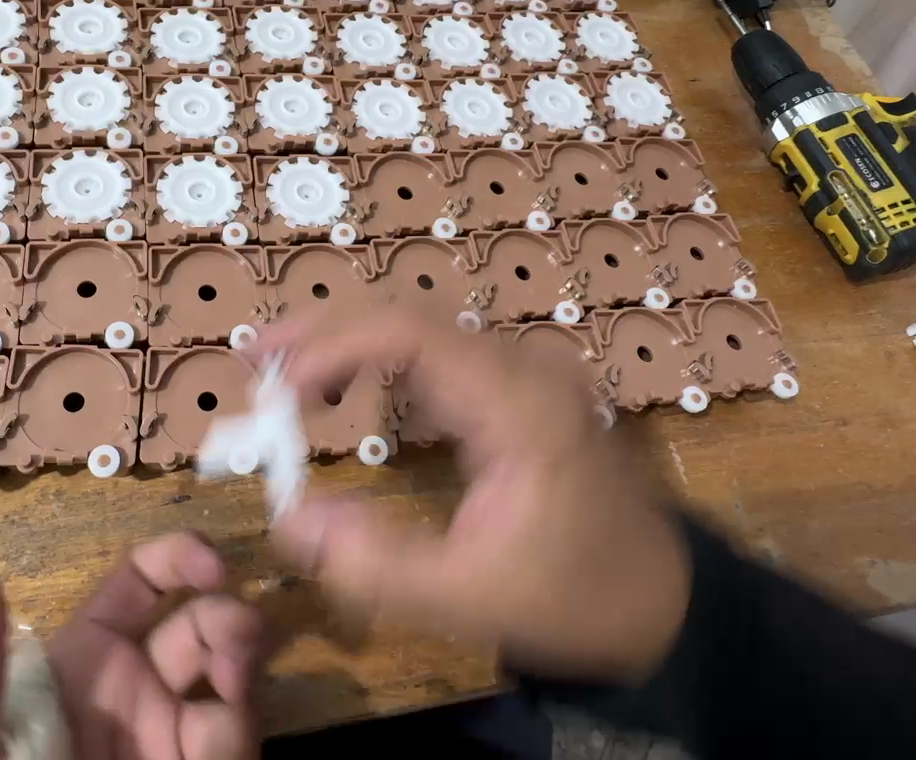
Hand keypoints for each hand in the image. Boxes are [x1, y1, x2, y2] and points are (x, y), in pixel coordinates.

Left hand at [0, 533, 269, 759]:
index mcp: (81, 662)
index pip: (142, 582)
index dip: (180, 558)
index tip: (215, 565)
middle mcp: (133, 693)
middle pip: (202, 623)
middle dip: (230, 618)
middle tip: (242, 643)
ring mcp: (168, 743)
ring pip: (232, 680)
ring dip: (245, 672)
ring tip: (234, 693)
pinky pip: (233, 743)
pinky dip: (236, 740)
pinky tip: (215, 753)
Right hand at [257, 310, 691, 683]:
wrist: (660, 600)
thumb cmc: (575, 599)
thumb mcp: (473, 599)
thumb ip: (378, 567)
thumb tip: (292, 520)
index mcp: (519, 404)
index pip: (414, 336)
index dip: (336, 345)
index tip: (279, 386)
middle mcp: (519, 368)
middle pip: (409, 315)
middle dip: (326, 329)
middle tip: (256, 356)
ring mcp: (518, 372)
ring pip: (418, 326)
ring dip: (346, 339)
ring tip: (284, 373)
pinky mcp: (511, 387)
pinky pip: (433, 353)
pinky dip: (376, 360)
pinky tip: (342, 388)